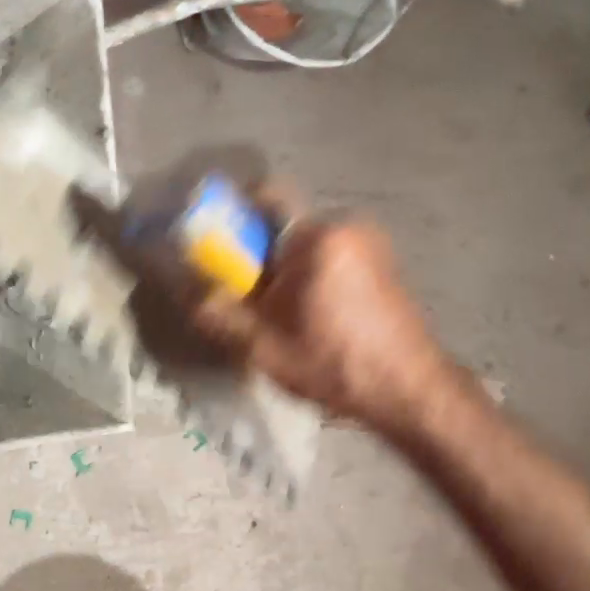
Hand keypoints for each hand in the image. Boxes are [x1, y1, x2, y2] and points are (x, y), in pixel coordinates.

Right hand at [138, 185, 461, 431]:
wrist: (411, 395)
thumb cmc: (333, 365)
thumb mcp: (258, 343)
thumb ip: (213, 308)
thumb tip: (178, 284)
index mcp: (318, 236)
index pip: (262, 195)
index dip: (227, 214)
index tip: (206, 244)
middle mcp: (346, 227)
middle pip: (278, 223)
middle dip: (250, 252)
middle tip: (235, 293)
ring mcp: (368, 244)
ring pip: (299, 243)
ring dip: (275, 268)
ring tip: (267, 312)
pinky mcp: (378, 264)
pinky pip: (322, 256)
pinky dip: (300, 276)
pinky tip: (297, 315)